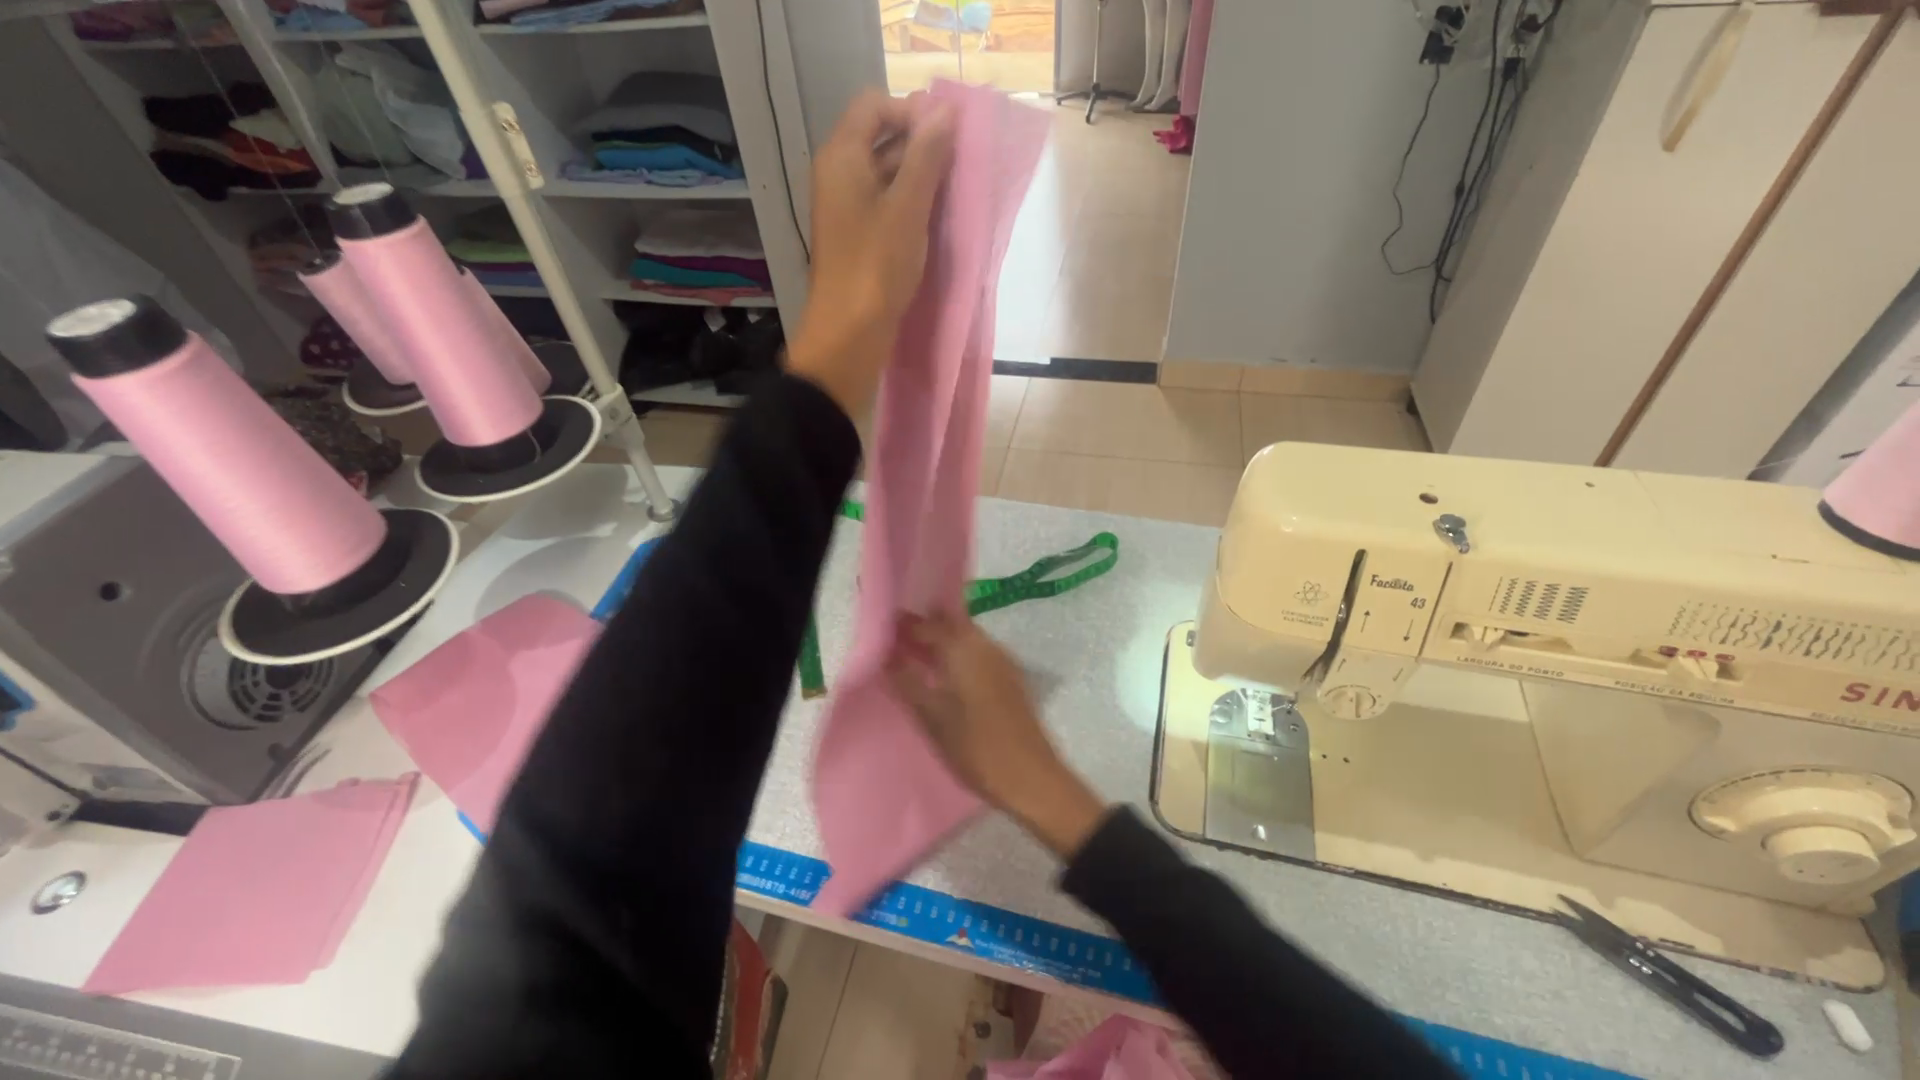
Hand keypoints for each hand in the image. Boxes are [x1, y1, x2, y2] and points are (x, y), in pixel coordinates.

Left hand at [788, 89, 954, 420]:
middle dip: (920, 147)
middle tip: (958, 171)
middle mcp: (838, 176)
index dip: (911, 113)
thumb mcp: (907, 207)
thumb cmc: (875, 268)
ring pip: (886, 174)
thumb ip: (927, 156)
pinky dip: (910, 207)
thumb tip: (946, 112)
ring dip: (920, 180)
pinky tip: (935, 224)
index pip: (874, 106)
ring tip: (952, 199)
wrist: (848, 336)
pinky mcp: (857, 238)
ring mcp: (846, 208)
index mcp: (841, 158)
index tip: (946, 141)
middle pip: (881, 138)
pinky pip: (886, 206)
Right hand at [886, 612, 1107, 858]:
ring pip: (965, 640)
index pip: (930, 622)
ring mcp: (1003, 663)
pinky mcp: (1010, 682)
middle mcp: (987, 647)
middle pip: (952, 624)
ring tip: (910, 659)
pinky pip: (976, 656)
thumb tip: (886, 654)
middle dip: (924, 628)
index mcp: (966, 648)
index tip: (880, 630)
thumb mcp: (932, 717)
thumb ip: (907, 681)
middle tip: (893, 642)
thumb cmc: (977, 748)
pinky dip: (956, 658)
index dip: (905, 623)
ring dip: (940, 644)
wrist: (1032, 780)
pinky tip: (939, 678)